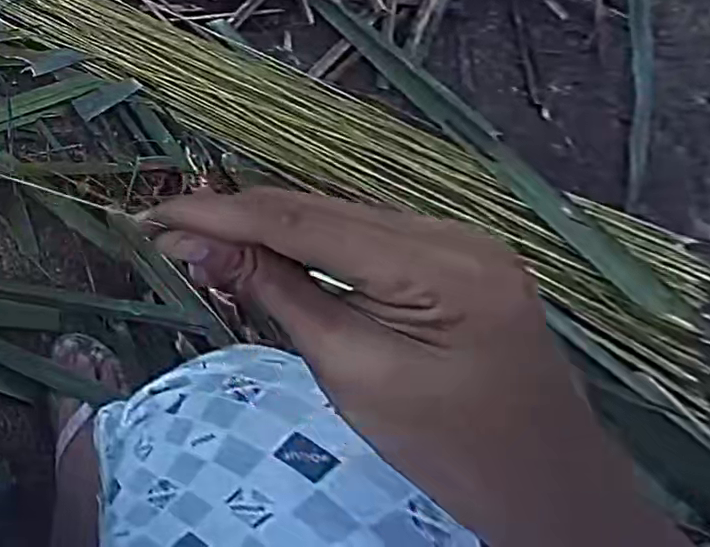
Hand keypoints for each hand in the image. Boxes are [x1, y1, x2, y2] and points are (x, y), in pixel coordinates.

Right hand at [148, 188, 685, 546]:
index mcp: (440, 267)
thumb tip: (188, 242)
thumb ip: (268, 289)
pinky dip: (286, 236)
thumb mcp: (347, 368)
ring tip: (194, 241)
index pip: (295, 221)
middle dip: (225, 217)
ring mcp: (447, 237)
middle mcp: (447, 232)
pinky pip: (341, 228)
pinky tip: (250, 247)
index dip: (214, 213)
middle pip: (304, 207)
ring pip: (317, 211)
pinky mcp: (437, 251)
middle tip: (161, 232)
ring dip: (250, 225)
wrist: (557, 502)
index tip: (152, 217)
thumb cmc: (453, 451)